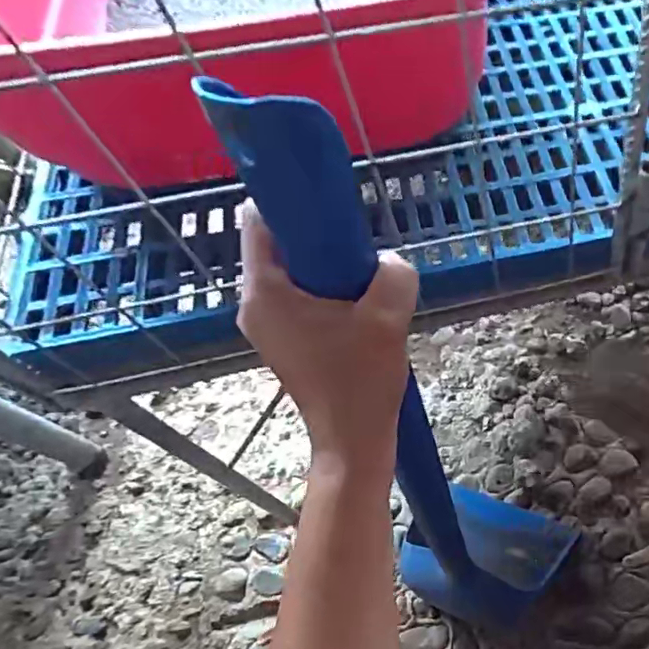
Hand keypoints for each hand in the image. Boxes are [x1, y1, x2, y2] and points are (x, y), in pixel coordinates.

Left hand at [236, 200, 418, 472]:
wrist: (354, 442)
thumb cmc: (361, 382)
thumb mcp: (387, 319)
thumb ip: (393, 274)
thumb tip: (387, 263)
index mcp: (263, 292)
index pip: (259, 219)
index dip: (297, 206)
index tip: (336, 215)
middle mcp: (254, 306)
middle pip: (282, 248)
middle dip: (323, 245)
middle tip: (362, 263)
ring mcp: (268, 328)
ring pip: (297, 276)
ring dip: (331, 275)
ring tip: (366, 295)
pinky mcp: (287, 344)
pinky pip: (304, 302)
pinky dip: (330, 299)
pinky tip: (361, 318)